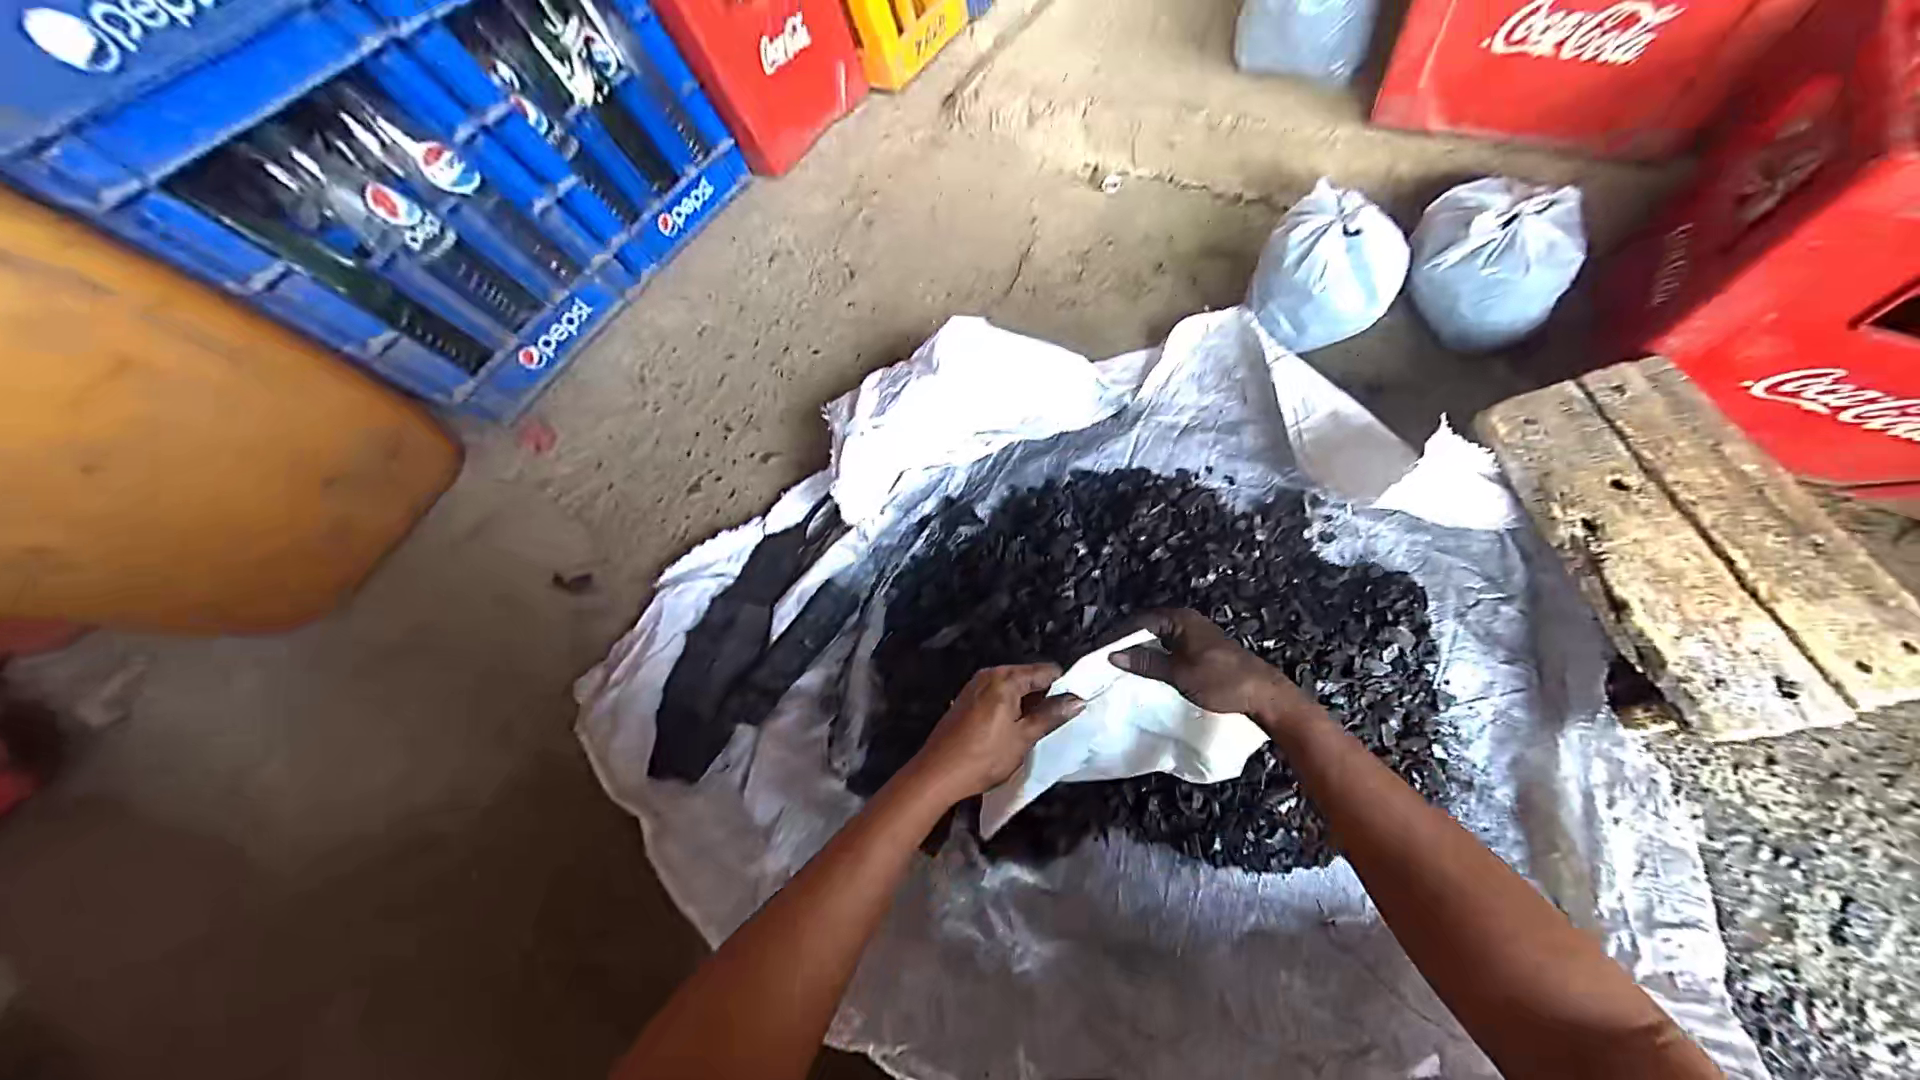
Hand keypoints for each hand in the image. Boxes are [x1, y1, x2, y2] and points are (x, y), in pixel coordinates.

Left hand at [904, 665, 1084, 801]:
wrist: (937, 774)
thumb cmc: (983, 756)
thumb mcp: (1024, 737)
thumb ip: (1051, 715)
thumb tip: (1077, 700)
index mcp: (1005, 678)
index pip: (1046, 671)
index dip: (1063, 688)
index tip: (1073, 708)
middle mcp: (989, 674)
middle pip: (1028, 677)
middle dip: (1044, 697)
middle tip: (1055, 724)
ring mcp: (975, 686)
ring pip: (1012, 688)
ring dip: (1026, 705)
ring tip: (1035, 731)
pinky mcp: (966, 700)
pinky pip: (997, 696)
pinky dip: (1009, 708)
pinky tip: (1011, 731)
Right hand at [1110, 608, 1319, 728]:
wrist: (1264, 695)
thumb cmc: (1221, 681)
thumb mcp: (1179, 673)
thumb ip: (1146, 663)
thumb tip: (1113, 655)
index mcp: (1180, 619)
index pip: (1138, 622)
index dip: (1116, 636)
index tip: (1098, 651)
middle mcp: (1186, 621)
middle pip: (1146, 628)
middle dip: (1125, 642)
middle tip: (1104, 660)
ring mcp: (1193, 635)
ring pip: (1156, 639)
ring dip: (1139, 651)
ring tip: (1119, 666)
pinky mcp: (1199, 649)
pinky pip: (1167, 647)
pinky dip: (1153, 656)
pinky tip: (1144, 670)